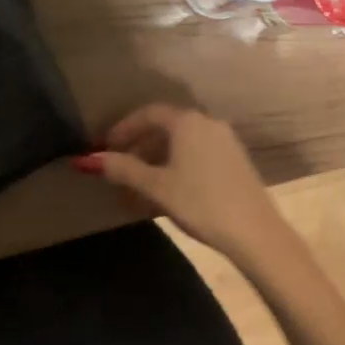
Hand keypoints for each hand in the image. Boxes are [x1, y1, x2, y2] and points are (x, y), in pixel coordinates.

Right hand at [74, 104, 290, 262]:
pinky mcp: (236, 159)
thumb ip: (124, 169)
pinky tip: (171, 189)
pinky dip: (178, 163)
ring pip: (182, 141)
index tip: (105, 147)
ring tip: (141, 184)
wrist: (255, 231)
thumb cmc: (200, 203)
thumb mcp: (157, 187)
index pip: (148, 113)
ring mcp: (225, 139)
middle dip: (139, 145)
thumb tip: (89, 159)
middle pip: (166, 126)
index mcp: (187, 121)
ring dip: (158, 157)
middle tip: (120, 167)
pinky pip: (198, 151)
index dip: (123, 128)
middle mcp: (207, 121)